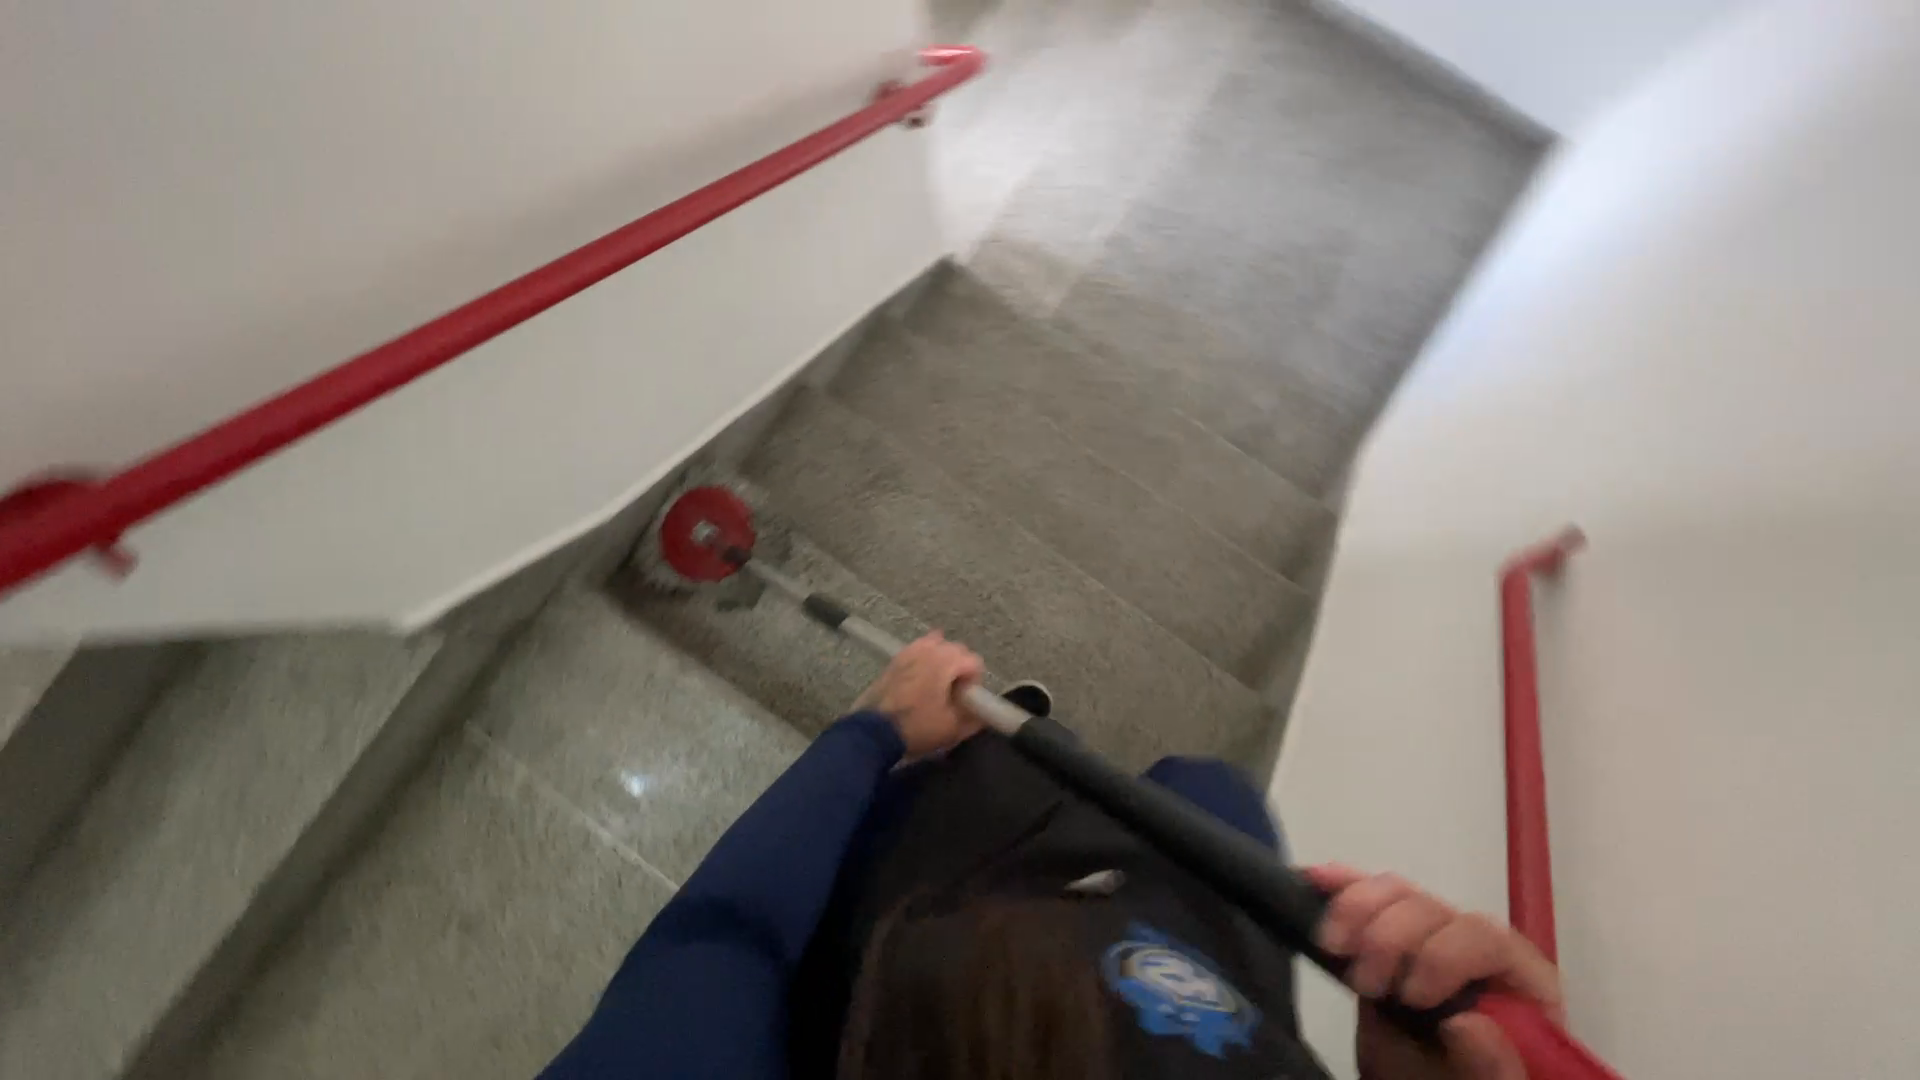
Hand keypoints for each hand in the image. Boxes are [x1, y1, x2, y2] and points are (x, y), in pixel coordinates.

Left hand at [854, 632, 986, 758]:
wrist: (873, 731)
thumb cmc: (917, 727)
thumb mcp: (952, 729)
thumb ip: (974, 719)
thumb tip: (983, 715)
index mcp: (946, 661)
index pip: (974, 661)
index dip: (975, 681)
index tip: (967, 699)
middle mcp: (930, 649)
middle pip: (957, 649)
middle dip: (960, 668)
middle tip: (955, 692)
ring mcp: (909, 651)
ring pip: (936, 645)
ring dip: (942, 660)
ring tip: (937, 683)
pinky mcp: (895, 658)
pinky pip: (917, 649)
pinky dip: (924, 658)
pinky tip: (920, 676)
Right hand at [1306, 865, 1562, 1079]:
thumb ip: (1492, 1065)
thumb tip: (1470, 1023)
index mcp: (1518, 980)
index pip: (1487, 938)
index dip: (1444, 955)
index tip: (1409, 996)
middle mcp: (1474, 943)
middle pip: (1431, 908)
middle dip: (1387, 935)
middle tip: (1361, 982)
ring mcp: (1428, 930)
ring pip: (1395, 891)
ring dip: (1356, 908)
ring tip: (1333, 946)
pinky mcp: (1385, 926)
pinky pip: (1365, 890)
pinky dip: (1340, 883)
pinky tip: (1315, 880)